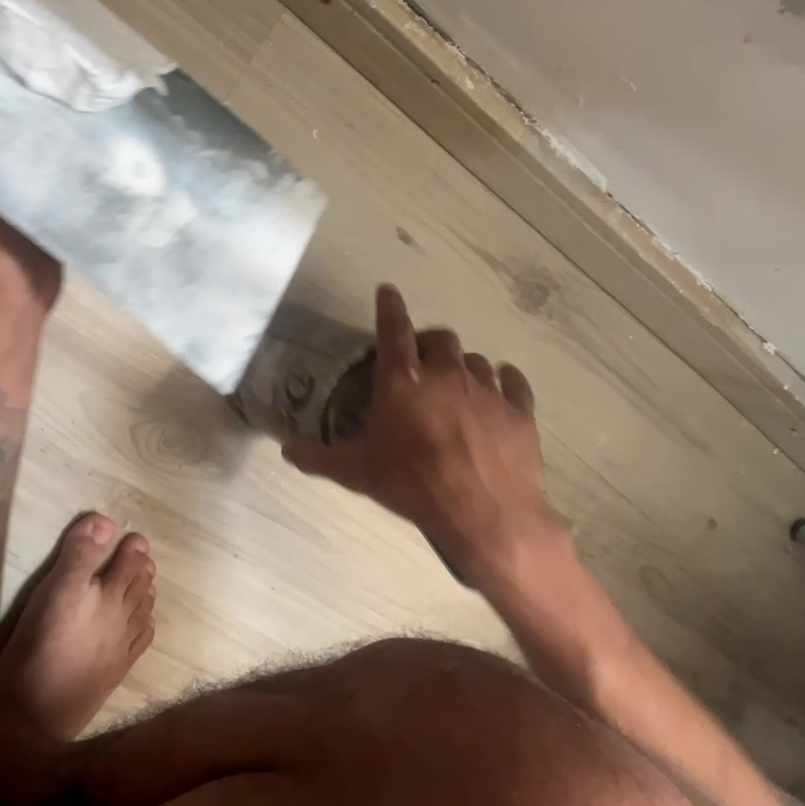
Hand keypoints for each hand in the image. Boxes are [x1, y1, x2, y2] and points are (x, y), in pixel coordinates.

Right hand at [282, 285, 561, 580]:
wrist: (485, 514)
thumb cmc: (412, 484)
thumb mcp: (354, 472)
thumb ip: (316, 457)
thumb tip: (285, 449)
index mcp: (401, 381)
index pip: (392, 330)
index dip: (389, 308)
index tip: (388, 291)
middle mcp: (444, 375)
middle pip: (440, 339)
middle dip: (427, 342)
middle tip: (418, 357)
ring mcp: (486, 391)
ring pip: (475, 360)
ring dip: (462, 365)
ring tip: (454, 382)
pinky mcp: (519, 413)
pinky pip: (514, 383)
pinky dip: (504, 381)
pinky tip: (500, 389)